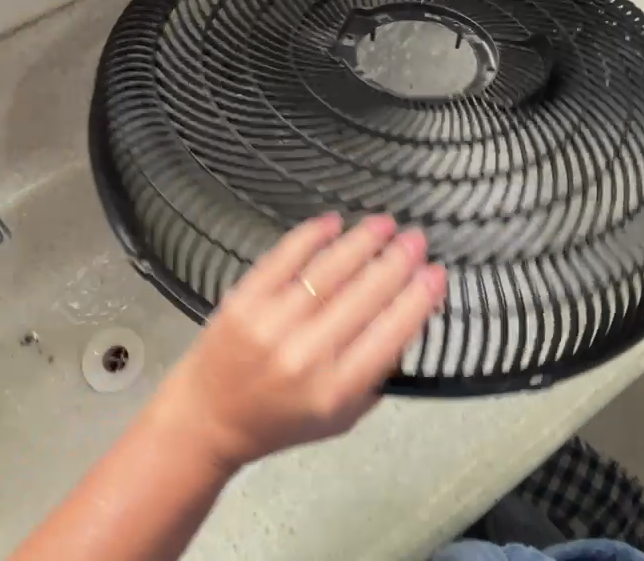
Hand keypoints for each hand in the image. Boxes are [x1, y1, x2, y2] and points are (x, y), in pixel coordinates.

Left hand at [148, 213, 446, 471]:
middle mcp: (305, 356)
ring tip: (385, 223)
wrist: (207, 419)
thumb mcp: (342, 415)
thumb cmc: (282, 420)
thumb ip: (378, 370)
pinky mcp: (243, 299)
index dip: (418, 299)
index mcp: (335, 391)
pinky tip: (334, 222)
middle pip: (364, 296)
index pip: (390, 335)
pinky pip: (284, 257)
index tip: (436, 274)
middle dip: (397, 261)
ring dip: (362, 241)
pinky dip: (312, 235)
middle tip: (416, 238)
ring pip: (328, 271)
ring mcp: (270, 324)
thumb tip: (410, 312)